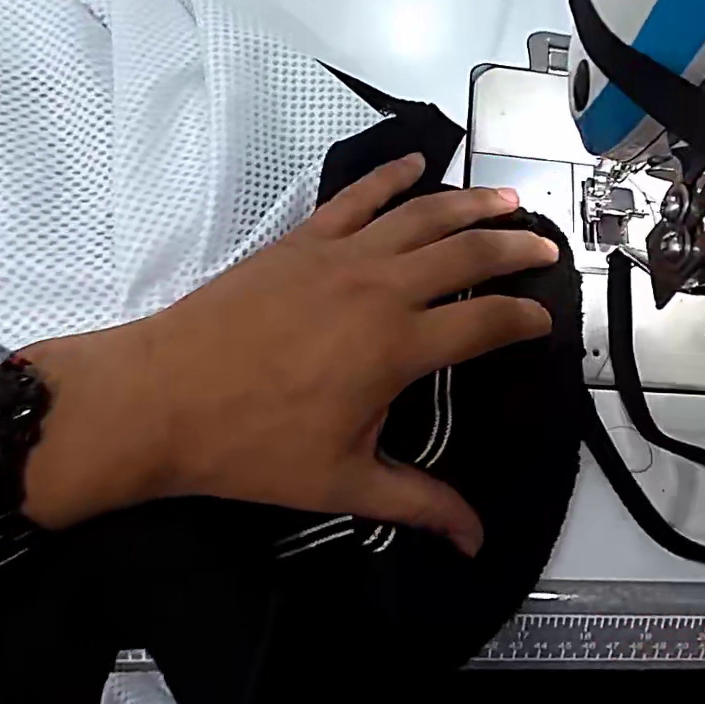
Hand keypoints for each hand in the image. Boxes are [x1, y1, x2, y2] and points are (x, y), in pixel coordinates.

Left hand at [20, 153, 558, 551]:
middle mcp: (381, 288)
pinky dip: (392, 175)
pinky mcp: (304, 239)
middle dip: (516, 249)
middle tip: (545, 248)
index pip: (486, 321)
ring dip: (473, 203)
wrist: (159, 399)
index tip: (544, 322)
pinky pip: (359, 196)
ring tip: (508, 199)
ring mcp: (342, 255)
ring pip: (424, 214)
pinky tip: (417, 162)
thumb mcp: (343, 482)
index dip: (526, 320)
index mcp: (397, 346)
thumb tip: (474, 542)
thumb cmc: (252, 445)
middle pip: (469, 252)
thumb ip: (418, 504)